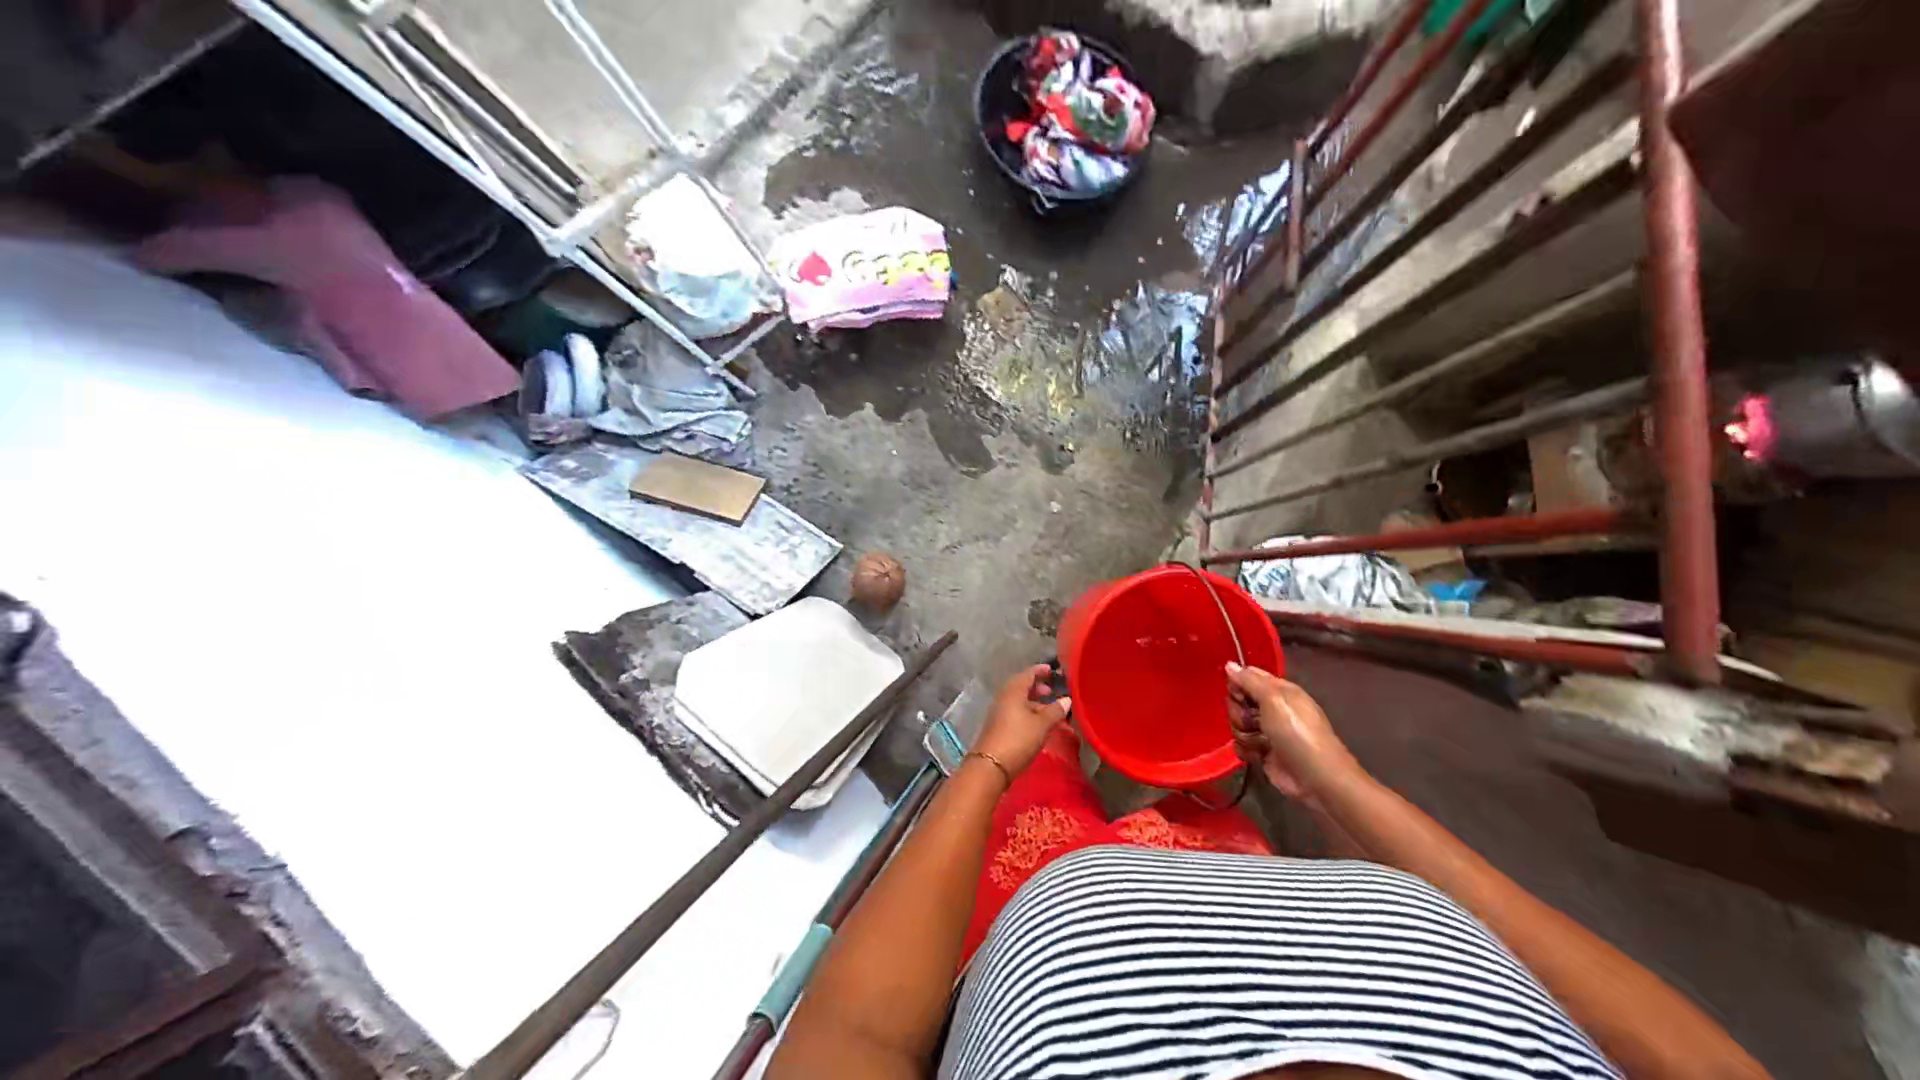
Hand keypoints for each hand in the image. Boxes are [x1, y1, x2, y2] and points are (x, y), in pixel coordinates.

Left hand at [972, 664, 1071, 780]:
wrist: (991, 765)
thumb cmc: (1018, 739)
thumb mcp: (1041, 725)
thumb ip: (1055, 711)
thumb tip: (1066, 700)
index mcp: (1013, 691)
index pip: (1027, 674)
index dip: (1040, 671)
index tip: (1052, 670)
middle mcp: (1004, 698)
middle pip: (1021, 686)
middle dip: (1036, 687)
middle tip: (1051, 691)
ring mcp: (999, 712)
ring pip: (1018, 701)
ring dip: (1033, 702)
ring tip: (1049, 710)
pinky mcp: (998, 726)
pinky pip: (1015, 712)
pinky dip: (1027, 713)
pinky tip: (1038, 724)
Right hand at [1226, 662, 1359, 802]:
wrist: (1316, 778)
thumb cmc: (1298, 733)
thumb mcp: (1274, 700)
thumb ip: (1249, 681)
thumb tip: (1229, 664)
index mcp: (1279, 691)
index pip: (1248, 676)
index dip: (1238, 684)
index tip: (1238, 694)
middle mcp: (1271, 708)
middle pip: (1238, 701)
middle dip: (1239, 712)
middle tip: (1253, 721)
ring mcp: (1266, 731)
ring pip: (1236, 724)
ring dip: (1244, 734)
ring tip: (1261, 743)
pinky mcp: (1261, 752)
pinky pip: (1240, 744)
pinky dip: (1247, 750)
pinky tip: (1258, 755)